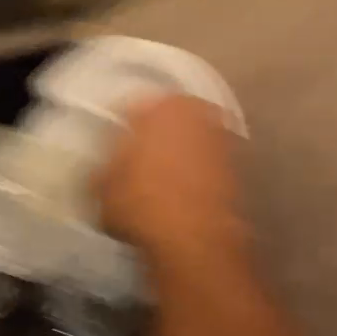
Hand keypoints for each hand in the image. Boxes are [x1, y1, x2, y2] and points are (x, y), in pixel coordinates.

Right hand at [98, 94, 244, 261]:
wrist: (191, 232)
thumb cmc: (138, 203)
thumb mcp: (100, 184)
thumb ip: (105, 160)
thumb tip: (107, 156)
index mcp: (159, 108)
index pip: (132, 103)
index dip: (117, 121)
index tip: (106, 137)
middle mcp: (196, 110)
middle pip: (168, 111)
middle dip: (152, 128)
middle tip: (131, 148)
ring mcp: (221, 131)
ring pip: (188, 130)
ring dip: (174, 143)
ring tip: (154, 167)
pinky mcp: (236, 157)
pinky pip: (203, 151)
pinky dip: (190, 161)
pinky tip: (174, 181)